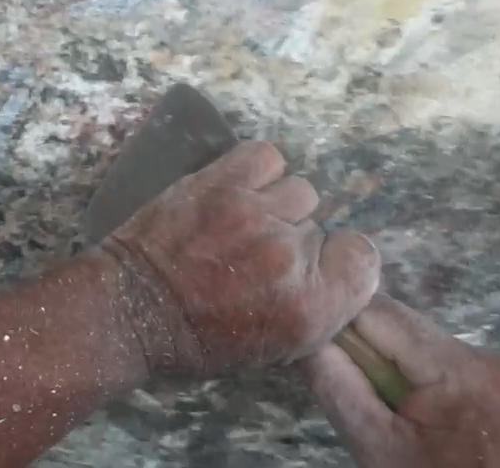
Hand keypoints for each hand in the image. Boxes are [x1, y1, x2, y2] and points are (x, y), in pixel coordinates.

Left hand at [98, 141, 380, 379]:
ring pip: (297, 188)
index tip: (313, 262)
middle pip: (320, 223)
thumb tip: (334, 263)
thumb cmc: (203, 335)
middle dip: (295, 235)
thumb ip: (318, 303)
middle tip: (259, 248)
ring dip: (277, 201)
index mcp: (312, 307)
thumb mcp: (279, 344)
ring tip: (247, 216)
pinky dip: (258, 167)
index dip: (338, 258)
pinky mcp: (217, 182)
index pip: (362, 256)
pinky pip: (264, 155)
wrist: (136, 306)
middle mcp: (289, 255)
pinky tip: (242, 185)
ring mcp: (252, 213)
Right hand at [304, 296, 499, 467]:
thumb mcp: (376, 449)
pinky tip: (448, 430)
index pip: (379, 313)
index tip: (327, 354)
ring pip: (436, 351)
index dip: (343, 328)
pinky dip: (446, 391)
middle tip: (376, 406)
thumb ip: (334, 381)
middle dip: (382, 358)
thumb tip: (307, 332)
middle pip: (411, 332)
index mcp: (467, 373)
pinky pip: (468, 372)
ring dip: (413, 375)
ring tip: (414, 424)